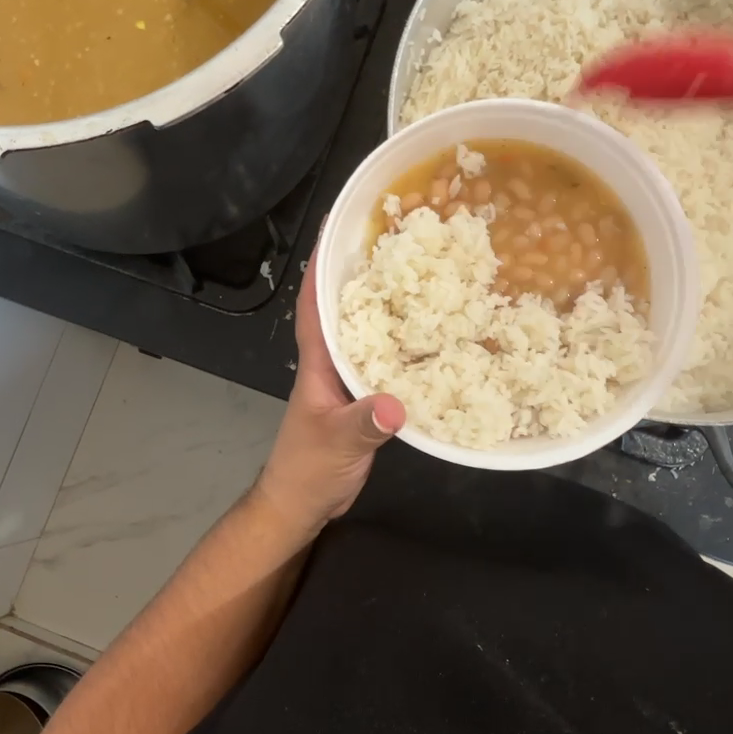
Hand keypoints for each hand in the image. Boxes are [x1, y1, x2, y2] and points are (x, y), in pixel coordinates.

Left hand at [251, 256, 405, 537]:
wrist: (301, 505)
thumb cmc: (306, 470)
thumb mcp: (335, 444)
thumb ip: (363, 425)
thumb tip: (396, 405)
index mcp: (317, 364)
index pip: (315, 307)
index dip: (322, 269)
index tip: (335, 228)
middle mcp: (332, 365)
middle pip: (345, 311)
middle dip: (362, 276)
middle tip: (396, 241)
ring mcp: (348, 383)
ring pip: (367, 335)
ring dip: (388, 308)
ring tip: (423, 276)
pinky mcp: (364, 402)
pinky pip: (385, 364)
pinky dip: (404, 349)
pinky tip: (431, 340)